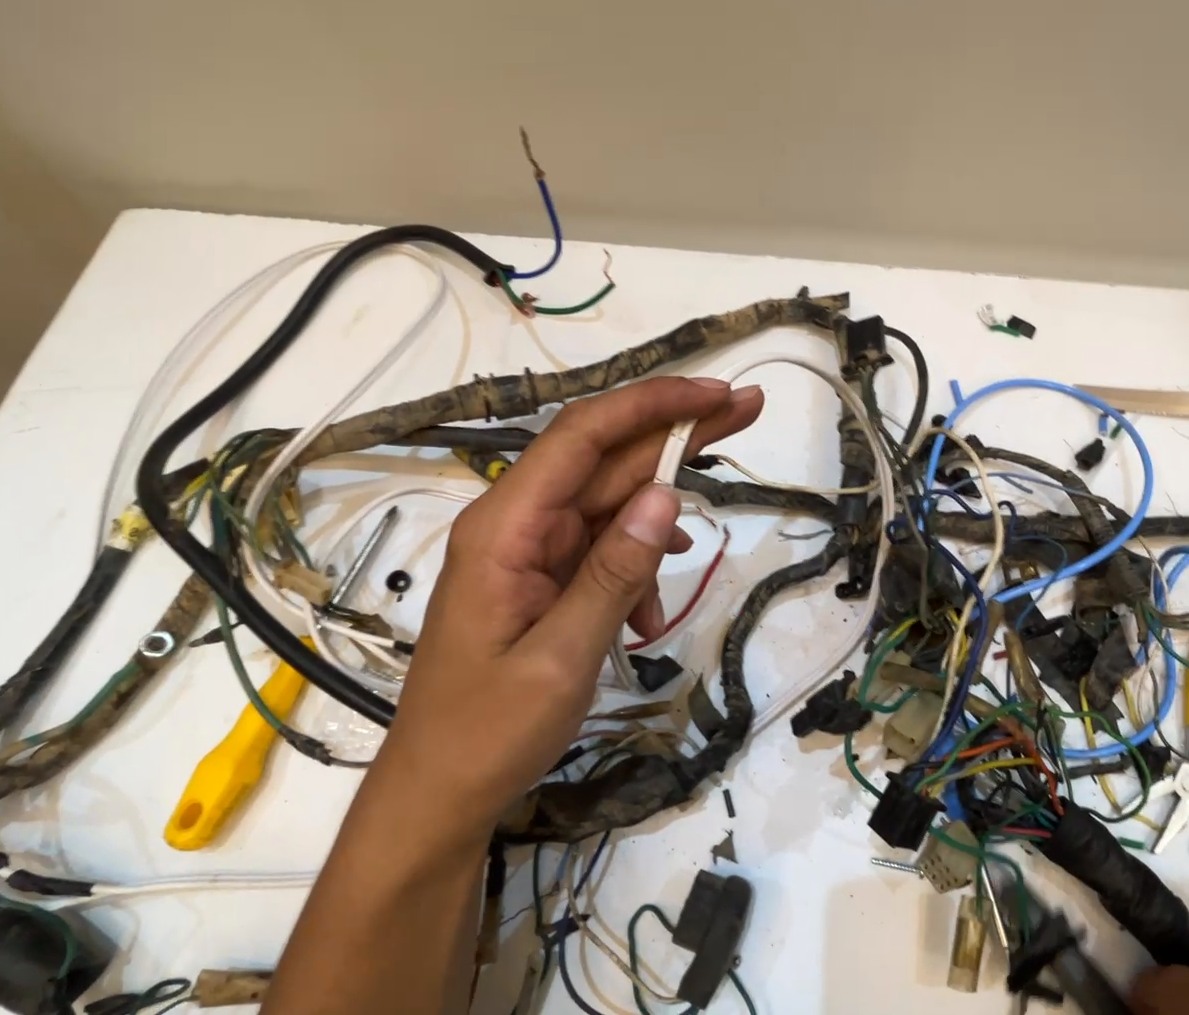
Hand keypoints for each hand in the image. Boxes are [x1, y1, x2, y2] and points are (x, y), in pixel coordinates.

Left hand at [375, 376, 763, 839]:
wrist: (440, 794)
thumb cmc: (488, 733)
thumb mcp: (561, 657)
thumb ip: (615, 573)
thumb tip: (666, 497)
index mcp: (506, 527)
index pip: (583, 436)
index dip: (651, 404)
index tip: (714, 393)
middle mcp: (516, 524)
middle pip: (606, 458)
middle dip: (675, 435)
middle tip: (748, 408)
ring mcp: (531, 551)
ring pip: (611, 506)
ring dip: (660, 523)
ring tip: (704, 540)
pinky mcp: (543, 579)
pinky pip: (604, 551)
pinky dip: (638, 570)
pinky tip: (651, 611)